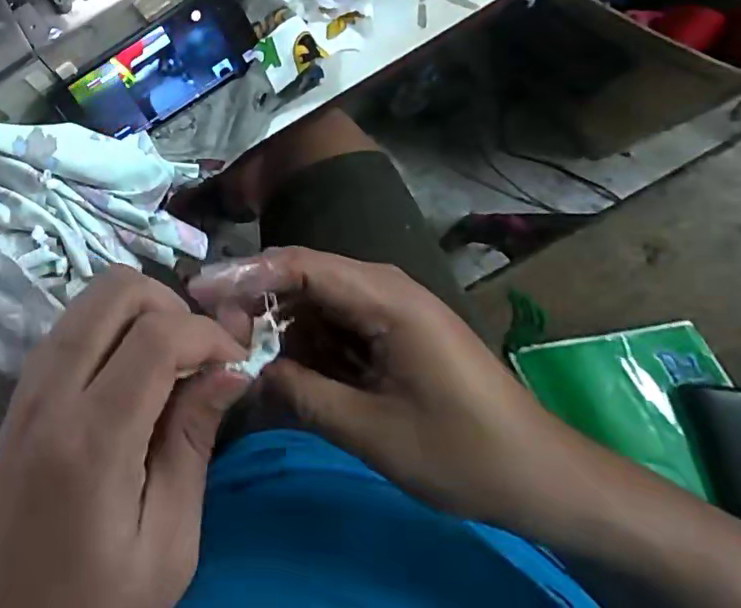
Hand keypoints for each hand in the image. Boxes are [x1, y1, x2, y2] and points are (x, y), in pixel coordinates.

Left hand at [0, 268, 251, 607]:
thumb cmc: (92, 602)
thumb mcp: (165, 544)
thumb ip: (193, 444)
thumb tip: (231, 369)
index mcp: (91, 437)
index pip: (156, 335)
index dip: (207, 332)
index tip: (237, 359)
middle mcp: (51, 391)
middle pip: (116, 289)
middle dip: (172, 305)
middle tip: (200, 353)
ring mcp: (27, 384)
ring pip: (90, 296)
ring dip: (140, 310)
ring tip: (172, 360)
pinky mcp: (20, 389)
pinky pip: (71, 324)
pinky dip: (111, 325)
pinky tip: (132, 371)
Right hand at [188, 245, 585, 532]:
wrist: (542, 477)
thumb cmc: (464, 452)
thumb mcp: (374, 432)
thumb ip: (302, 396)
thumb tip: (246, 373)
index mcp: (386, 297)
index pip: (300, 263)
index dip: (244, 273)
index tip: (197, 291)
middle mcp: (382, 288)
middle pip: (301, 277)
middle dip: (255, 305)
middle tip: (214, 338)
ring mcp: (386, 309)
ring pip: (312, 303)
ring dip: (276, 329)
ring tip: (240, 360)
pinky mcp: (387, 332)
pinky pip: (331, 327)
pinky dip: (303, 347)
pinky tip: (281, 374)